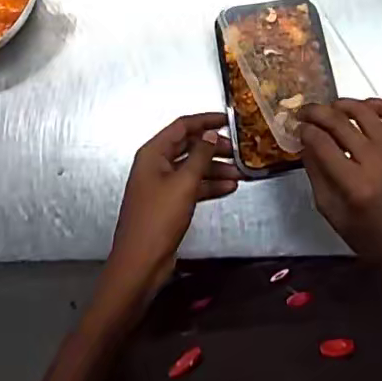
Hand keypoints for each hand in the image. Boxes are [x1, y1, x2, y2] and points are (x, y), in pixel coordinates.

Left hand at [104, 112, 238, 298]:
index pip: (181, 126)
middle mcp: (156, 164)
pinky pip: (191, 186)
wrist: (141, 262)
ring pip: (191, 168)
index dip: (205, 121)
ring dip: (214, 168)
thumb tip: (211, 134)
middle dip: (213, 147)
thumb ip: (199, 156)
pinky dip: (209, 186)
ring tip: (240, 172)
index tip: (227, 119)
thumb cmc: (158, 218)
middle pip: (187, 146)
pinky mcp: (168, 203)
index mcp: (153, 152)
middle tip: (238, 150)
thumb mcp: (183, 184)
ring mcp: (161, 184)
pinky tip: (228, 187)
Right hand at [297, 98, 381, 278]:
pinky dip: (371, 104)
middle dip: (313, 112)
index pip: (320, 141)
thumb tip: (304, 139)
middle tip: (303, 113)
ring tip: (328, 111)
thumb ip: (314, 170)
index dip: (303, 130)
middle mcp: (377, 163)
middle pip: (337, 121)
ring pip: (362, 110)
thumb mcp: (328, 208)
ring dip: (339, 105)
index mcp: (355, 184)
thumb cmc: (365, 233)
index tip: (297, 129)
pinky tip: (358, 112)